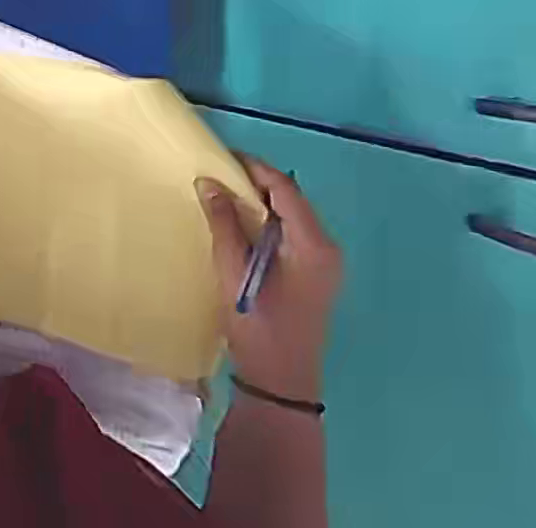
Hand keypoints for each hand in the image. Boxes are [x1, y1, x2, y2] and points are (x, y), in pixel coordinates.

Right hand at [196, 156, 341, 401]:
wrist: (281, 380)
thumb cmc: (258, 325)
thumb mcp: (234, 270)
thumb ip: (223, 223)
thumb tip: (209, 182)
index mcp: (313, 244)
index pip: (285, 189)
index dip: (254, 168)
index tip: (222, 156)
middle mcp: (326, 247)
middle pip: (291, 198)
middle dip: (255, 181)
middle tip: (218, 172)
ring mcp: (324, 261)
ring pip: (290, 213)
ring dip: (259, 199)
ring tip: (223, 191)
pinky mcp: (314, 272)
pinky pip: (290, 230)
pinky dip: (266, 218)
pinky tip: (240, 221)